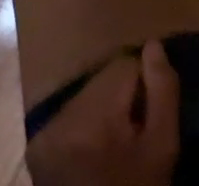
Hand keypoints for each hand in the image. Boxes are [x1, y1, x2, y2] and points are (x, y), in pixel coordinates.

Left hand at [25, 41, 180, 185]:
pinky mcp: (35, 146)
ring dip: (102, 109)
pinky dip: (83, 124)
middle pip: (102, 78)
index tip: (148, 115)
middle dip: (121, 96)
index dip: (143, 85)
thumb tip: (154, 45)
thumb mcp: (163, 147)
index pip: (124, 65)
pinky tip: (92, 152)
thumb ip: (163, 90)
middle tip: (132, 133)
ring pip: (85, 94)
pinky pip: (67, 114)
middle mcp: (60, 118)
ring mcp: (43, 134)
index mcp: (93, 117)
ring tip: (112, 144)